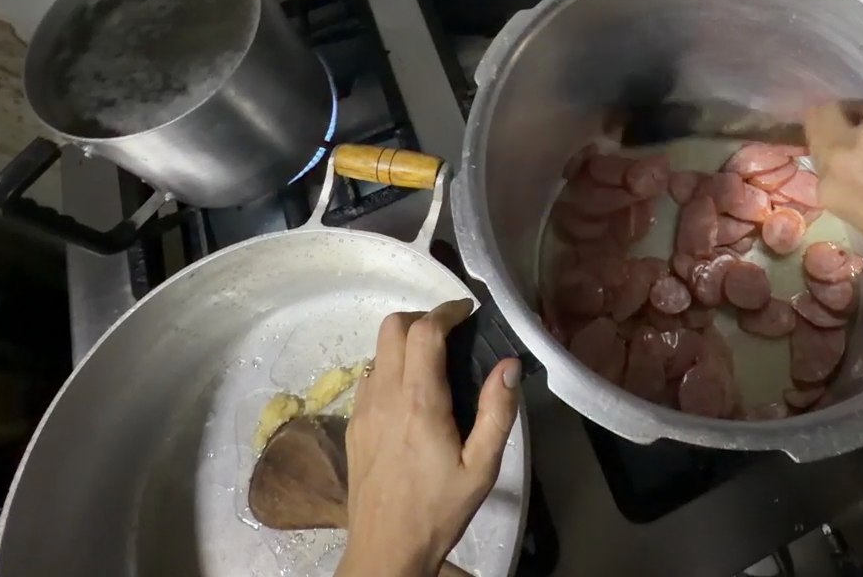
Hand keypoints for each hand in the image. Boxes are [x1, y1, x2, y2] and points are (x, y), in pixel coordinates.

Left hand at [337, 300, 520, 576]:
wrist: (385, 553)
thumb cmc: (438, 509)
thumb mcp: (482, 467)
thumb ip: (498, 412)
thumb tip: (509, 365)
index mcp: (420, 401)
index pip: (425, 331)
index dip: (447, 310)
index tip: (467, 312)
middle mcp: (386, 395)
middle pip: (393, 326)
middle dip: (423, 317)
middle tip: (451, 333)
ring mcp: (364, 408)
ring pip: (378, 348)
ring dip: (405, 340)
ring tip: (433, 360)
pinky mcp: (353, 424)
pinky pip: (370, 375)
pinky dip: (390, 365)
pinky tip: (410, 392)